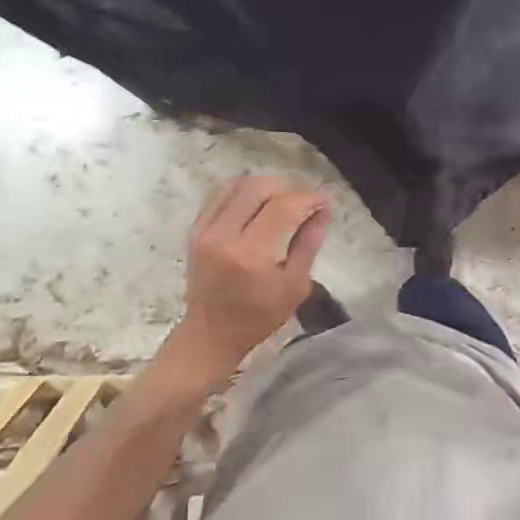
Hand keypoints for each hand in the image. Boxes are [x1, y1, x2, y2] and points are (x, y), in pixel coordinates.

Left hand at [166, 176, 329, 382]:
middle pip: (258, 188)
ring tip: (282, 200)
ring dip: (265, 187)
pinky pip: (220, 195)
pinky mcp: (195, 229)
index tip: (324, 201)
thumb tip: (322, 212)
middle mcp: (224, 236)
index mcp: (251, 255)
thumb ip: (308, 245)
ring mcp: (205, 230)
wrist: (210, 333)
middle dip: (288, 188)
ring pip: (238, 185)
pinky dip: (243, 192)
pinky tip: (258, 204)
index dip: (308, 198)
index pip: (283, 208)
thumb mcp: (295, 287)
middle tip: (303, 201)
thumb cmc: (258, 317)